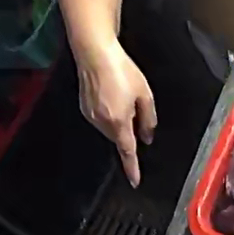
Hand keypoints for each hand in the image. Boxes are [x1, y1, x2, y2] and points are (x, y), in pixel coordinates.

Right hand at [78, 39, 156, 187]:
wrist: (95, 53)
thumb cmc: (121, 70)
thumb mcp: (144, 95)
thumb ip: (148, 120)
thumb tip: (147, 137)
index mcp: (119, 121)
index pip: (128, 151)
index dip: (132, 168)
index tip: (134, 181)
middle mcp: (102, 123)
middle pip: (120, 137)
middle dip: (128, 130)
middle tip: (133, 106)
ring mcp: (91, 116)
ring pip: (110, 129)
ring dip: (118, 121)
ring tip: (120, 95)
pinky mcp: (84, 108)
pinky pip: (100, 119)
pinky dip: (108, 114)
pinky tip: (110, 96)